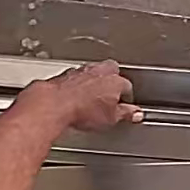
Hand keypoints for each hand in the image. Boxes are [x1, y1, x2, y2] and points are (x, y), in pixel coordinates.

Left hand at [16, 59, 143, 131]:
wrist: (54, 104)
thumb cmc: (82, 109)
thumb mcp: (111, 119)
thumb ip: (125, 114)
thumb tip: (135, 113)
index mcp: (115, 80)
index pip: (127, 87)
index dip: (126, 98)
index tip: (124, 106)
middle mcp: (100, 71)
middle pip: (112, 72)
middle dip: (111, 83)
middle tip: (109, 99)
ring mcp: (82, 71)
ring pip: (94, 73)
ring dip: (94, 83)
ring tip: (92, 100)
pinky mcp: (66, 74)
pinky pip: (77, 78)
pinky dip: (78, 85)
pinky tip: (76, 97)